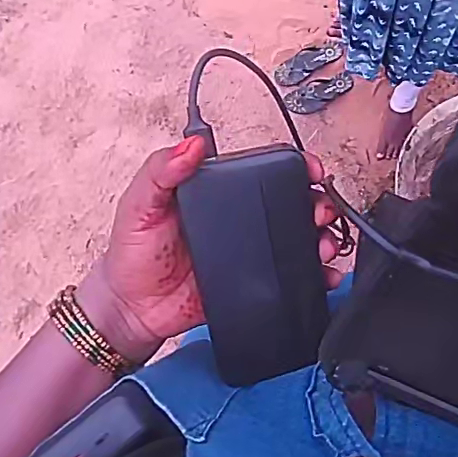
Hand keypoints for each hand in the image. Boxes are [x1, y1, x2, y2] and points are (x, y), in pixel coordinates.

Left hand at [80, 138, 347, 360]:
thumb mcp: (139, 204)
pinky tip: (324, 273)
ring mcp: (250, 251)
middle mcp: (239, 220)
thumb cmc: (133, 254)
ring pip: (298, 238)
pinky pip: (292, 276)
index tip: (309, 168)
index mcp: (217, 194)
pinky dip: (316, 274)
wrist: (133, 309)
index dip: (292, 167)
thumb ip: (160, 172)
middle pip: (290, 204)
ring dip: (321, 235)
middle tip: (321, 209)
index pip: (262, 172)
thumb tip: (191, 146)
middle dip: (317, 202)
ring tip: (324, 240)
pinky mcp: (256, 282)